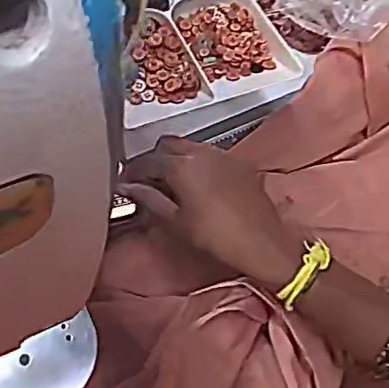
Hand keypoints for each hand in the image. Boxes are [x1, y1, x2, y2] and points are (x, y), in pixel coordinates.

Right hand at [120, 137, 305, 286]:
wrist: (262, 242)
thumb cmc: (216, 236)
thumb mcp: (175, 221)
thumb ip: (149, 199)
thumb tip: (129, 187)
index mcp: (181, 166)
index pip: (147, 160)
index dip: (132, 171)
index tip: (126, 183)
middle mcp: (202, 153)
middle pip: (167, 145)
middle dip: (153, 159)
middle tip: (146, 180)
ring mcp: (223, 155)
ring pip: (189, 146)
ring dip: (175, 158)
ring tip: (170, 183)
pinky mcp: (238, 163)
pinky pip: (209, 154)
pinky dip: (196, 163)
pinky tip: (195, 184)